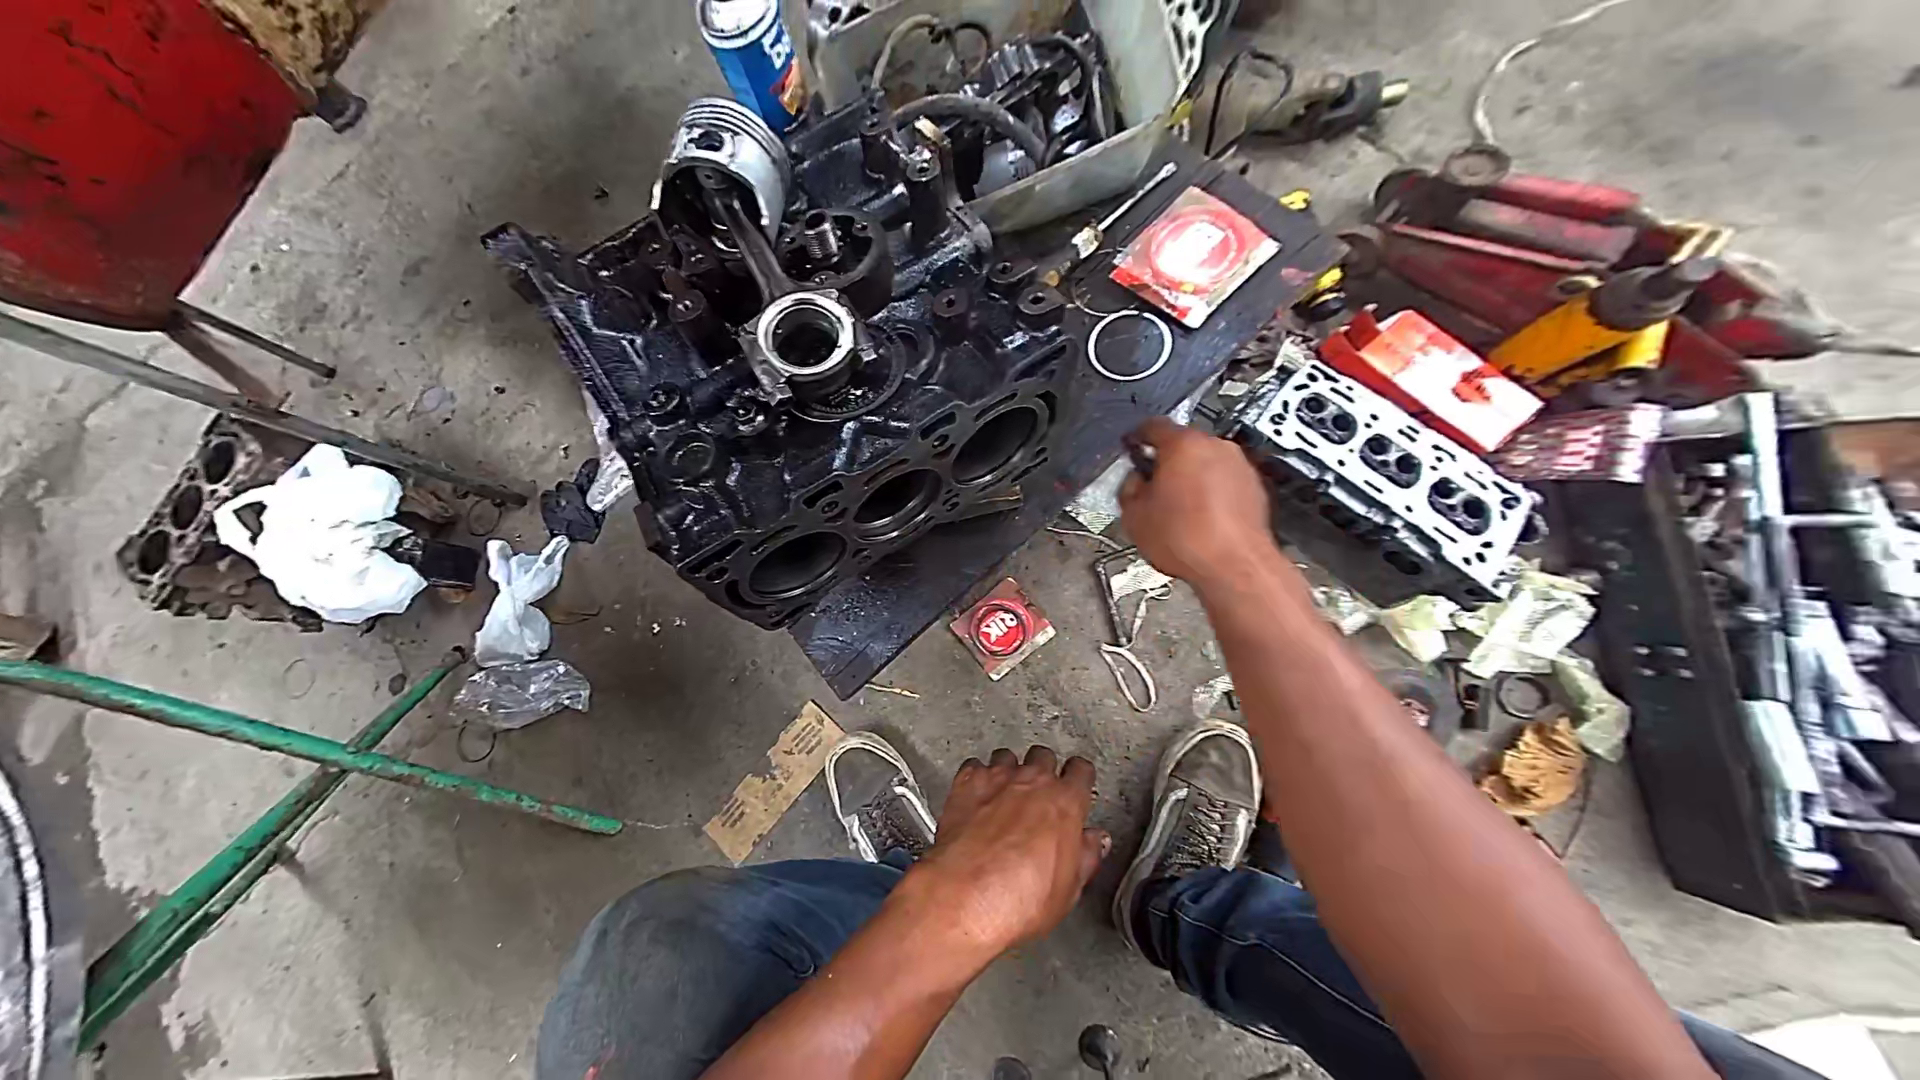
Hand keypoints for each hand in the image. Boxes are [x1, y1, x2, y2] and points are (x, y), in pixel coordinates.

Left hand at [899, 747, 1108, 959]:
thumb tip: (1094, 842)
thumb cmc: (1018, 898)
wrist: (968, 895)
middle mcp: (1033, 781)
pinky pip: (974, 765)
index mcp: (1066, 802)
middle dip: (1043, 770)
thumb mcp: (1070, 889)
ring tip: (1004, 794)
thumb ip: (1086, 855)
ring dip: (1009, 771)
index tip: (1076, 783)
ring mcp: (998, 779)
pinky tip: (976, 796)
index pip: (1081, 770)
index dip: (1079, 777)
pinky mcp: (967, 783)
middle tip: (1039, 793)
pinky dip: (977, 777)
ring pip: (1008, 757)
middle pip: (1043, 756)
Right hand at [1119, 417, 1277, 590]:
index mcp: (1182, 445)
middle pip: (1183, 444)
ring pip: (1206, 463)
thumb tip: (1135, 481)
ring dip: (1191, 478)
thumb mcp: (1135, 515)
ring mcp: (1239, 466)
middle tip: (1152, 487)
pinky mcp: (1255, 487)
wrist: (1234, 565)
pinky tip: (1201, 519)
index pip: (1154, 426)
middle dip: (1167, 462)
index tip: (1133, 445)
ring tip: (1178, 510)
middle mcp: (1215, 447)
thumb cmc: (1187, 539)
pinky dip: (1212, 494)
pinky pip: (1225, 481)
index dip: (1138, 436)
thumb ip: (1129, 487)